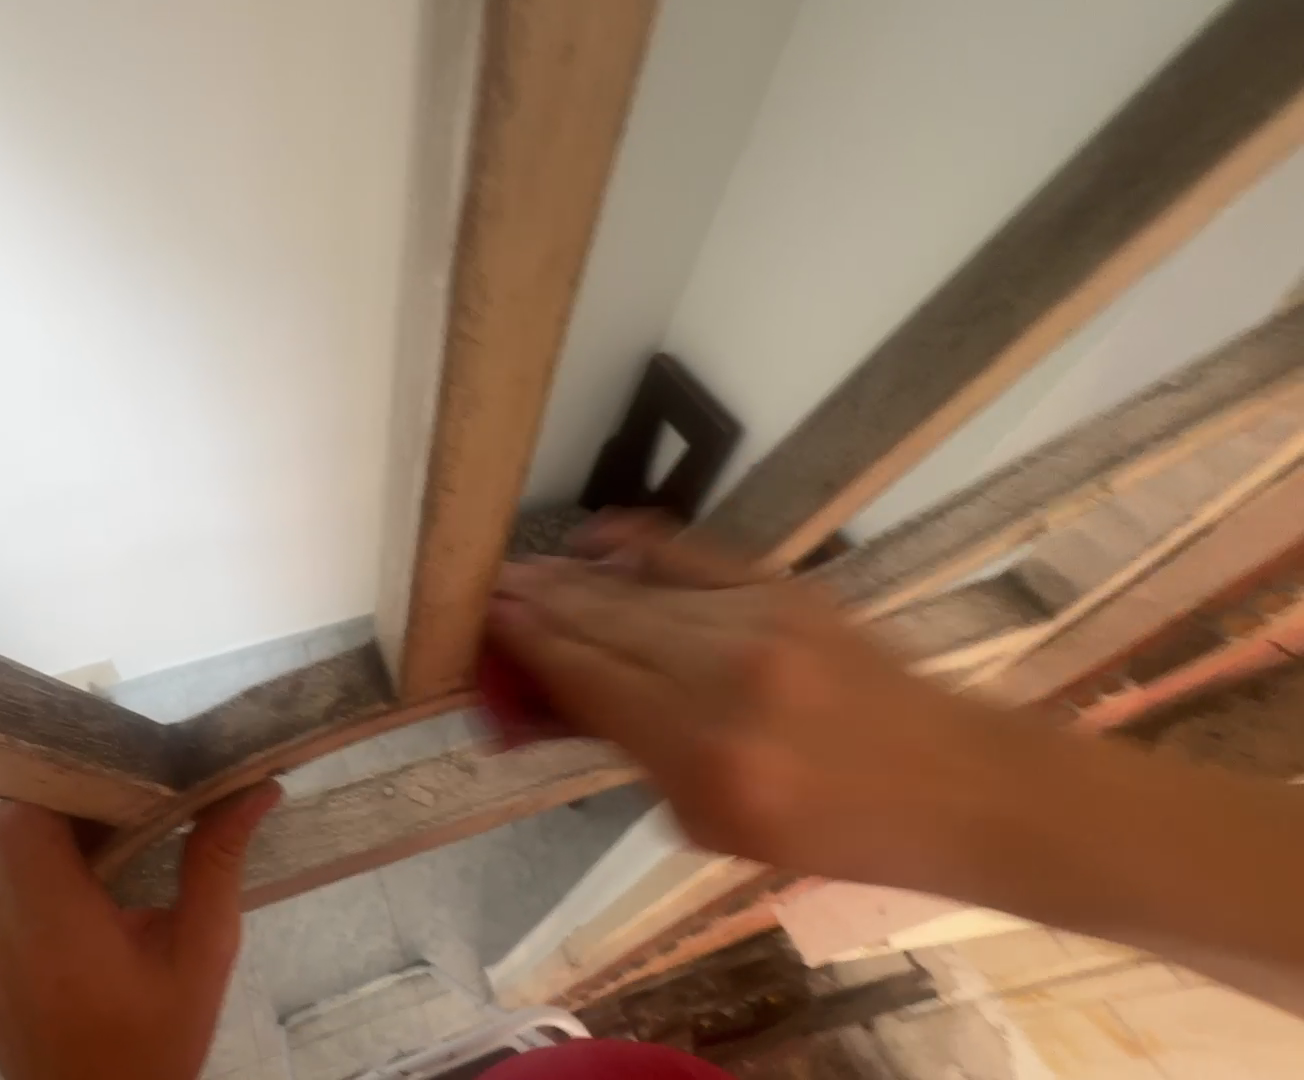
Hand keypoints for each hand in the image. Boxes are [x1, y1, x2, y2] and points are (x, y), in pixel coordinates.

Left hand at [0, 783, 280, 1079]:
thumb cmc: (156, 1040)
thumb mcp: (203, 951)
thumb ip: (218, 862)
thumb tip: (259, 787)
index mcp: (53, 932)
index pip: (22, 822)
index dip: (64, 781)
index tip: (118, 776)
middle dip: (56, 795)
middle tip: (115, 801)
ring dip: (24, 818)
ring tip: (83, 828)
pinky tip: (39, 858)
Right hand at [487, 512, 1035, 893]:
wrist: (961, 787)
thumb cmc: (832, 833)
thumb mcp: (710, 823)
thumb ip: (629, 754)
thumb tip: (555, 702)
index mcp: (702, 751)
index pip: (584, 676)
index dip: (526, 643)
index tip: (485, 620)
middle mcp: (722, 675)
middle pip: (600, 623)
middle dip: (535, 601)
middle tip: (489, 587)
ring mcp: (757, 622)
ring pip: (635, 590)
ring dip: (570, 578)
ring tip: (524, 569)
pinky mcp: (785, 590)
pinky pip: (689, 555)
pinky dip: (634, 544)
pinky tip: (595, 538)